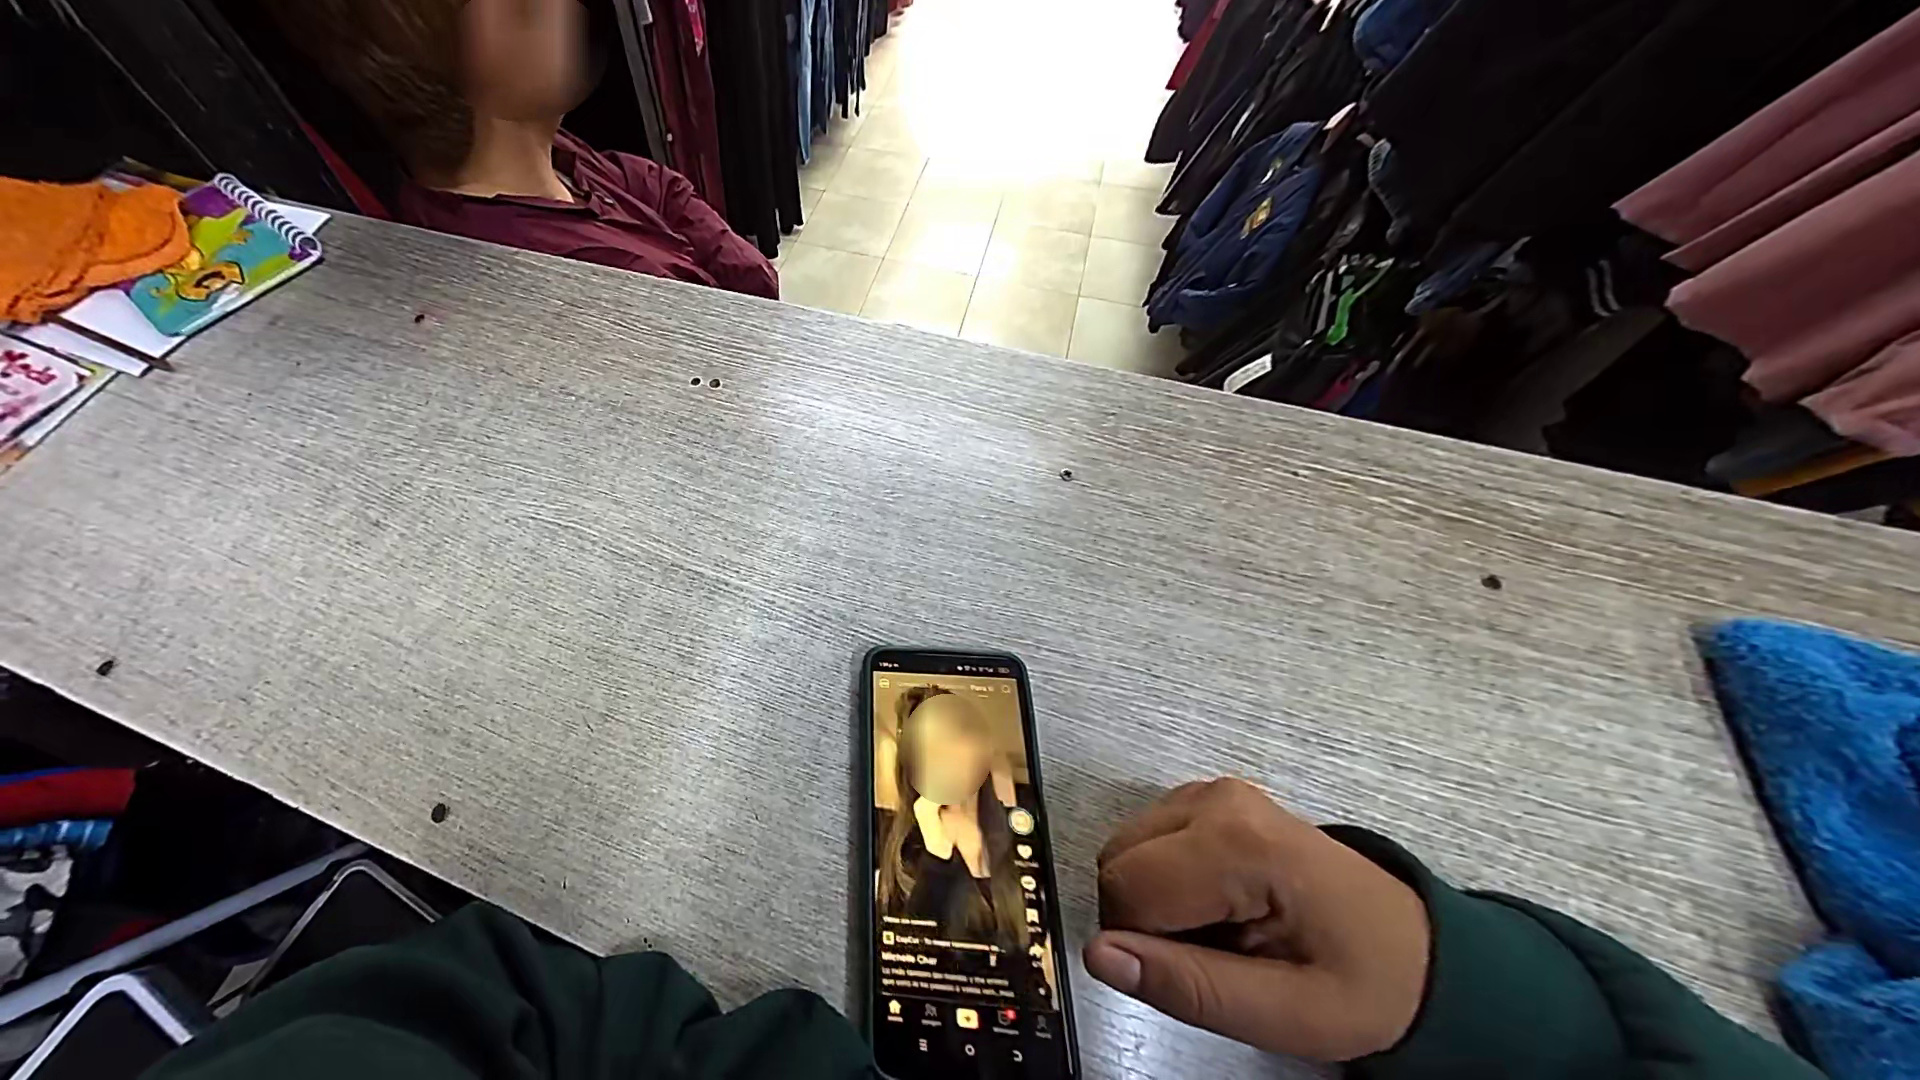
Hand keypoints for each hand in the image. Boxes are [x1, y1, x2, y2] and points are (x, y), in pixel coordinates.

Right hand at [1083, 779, 1429, 1060]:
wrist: (1411, 943)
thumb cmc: (1361, 981)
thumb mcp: (1288, 1015)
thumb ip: (1189, 986)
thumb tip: (1099, 955)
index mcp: (1238, 842)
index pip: (1128, 888)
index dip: (1140, 944)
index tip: (1190, 972)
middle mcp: (1215, 799)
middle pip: (1119, 861)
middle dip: (1141, 919)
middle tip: (1205, 954)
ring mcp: (1209, 791)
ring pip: (1125, 848)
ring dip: (1149, 898)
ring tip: (1214, 928)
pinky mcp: (1204, 796)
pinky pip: (1145, 837)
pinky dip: (1159, 876)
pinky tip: (1208, 900)